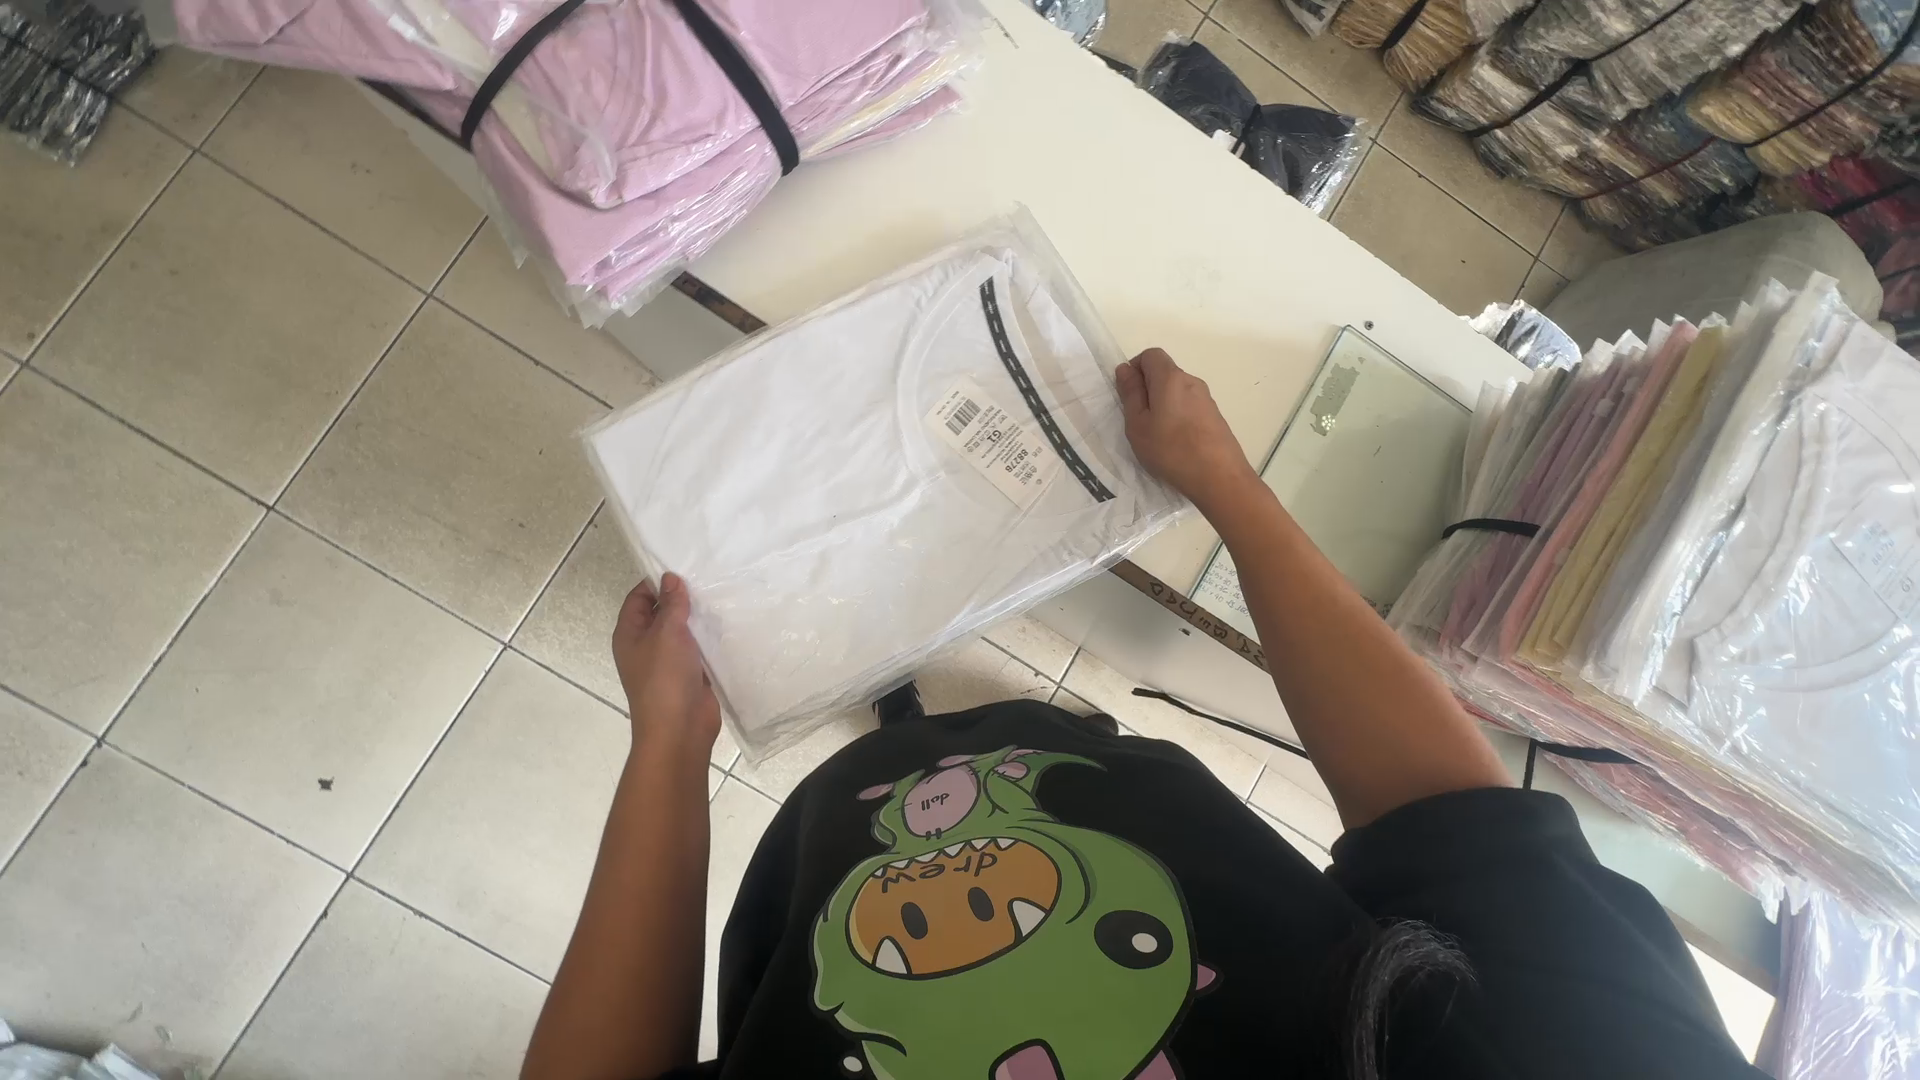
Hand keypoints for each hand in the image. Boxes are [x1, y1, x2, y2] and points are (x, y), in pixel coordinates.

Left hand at [612, 573, 721, 756]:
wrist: (679, 728)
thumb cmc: (664, 678)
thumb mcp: (666, 633)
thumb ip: (671, 604)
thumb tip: (670, 578)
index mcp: (630, 634)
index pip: (638, 597)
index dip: (657, 581)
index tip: (684, 567)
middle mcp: (646, 644)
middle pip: (662, 612)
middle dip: (682, 597)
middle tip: (709, 577)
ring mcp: (669, 660)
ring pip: (683, 630)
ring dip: (699, 617)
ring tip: (723, 595)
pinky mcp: (690, 672)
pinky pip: (699, 648)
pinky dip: (711, 637)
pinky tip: (729, 624)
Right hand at [1115, 348, 1258, 512]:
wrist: (1219, 477)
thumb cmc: (1170, 450)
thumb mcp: (1138, 424)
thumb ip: (1131, 394)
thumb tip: (1125, 368)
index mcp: (1171, 378)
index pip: (1150, 355)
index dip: (1135, 368)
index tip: (1127, 395)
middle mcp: (1191, 381)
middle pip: (1164, 372)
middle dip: (1147, 388)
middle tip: (1138, 419)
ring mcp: (1206, 399)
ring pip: (1177, 391)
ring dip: (1162, 404)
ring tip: (1156, 435)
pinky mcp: (1214, 416)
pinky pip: (1189, 406)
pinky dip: (1177, 415)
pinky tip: (1175, 442)